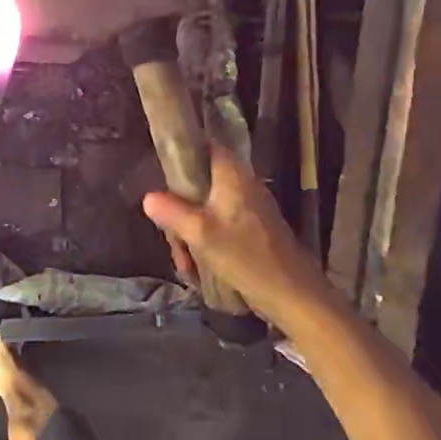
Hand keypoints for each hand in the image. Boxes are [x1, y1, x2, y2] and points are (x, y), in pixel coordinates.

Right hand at [142, 145, 334, 325]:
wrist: (292, 293)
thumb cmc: (246, 256)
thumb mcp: (201, 234)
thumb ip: (172, 212)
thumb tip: (148, 197)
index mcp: (232, 175)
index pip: (206, 147)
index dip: (183, 154)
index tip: (161, 174)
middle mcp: (243, 183)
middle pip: (201, 182)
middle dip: (180, 209)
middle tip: (173, 239)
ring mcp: (250, 207)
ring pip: (208, 207)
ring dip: (191, 231)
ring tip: (186, 261)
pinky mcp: (254, 229)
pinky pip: (220, 224)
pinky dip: (206, 241)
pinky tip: (199, 267)